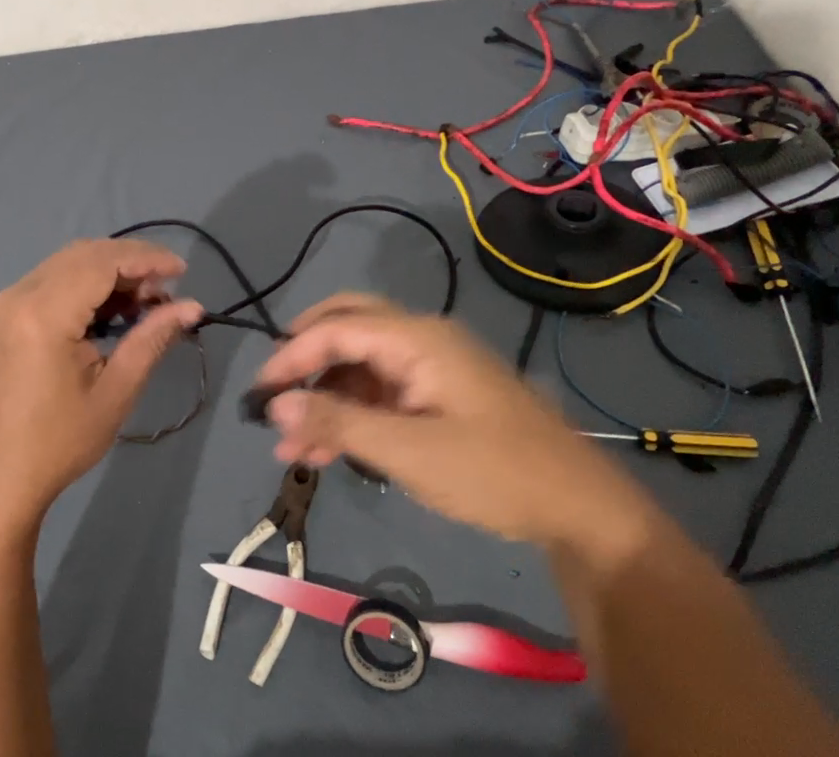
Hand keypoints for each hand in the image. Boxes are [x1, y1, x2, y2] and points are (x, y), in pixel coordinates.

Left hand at [0, 239, 204, 533]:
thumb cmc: (57, 443)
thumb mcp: (114, 392)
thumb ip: (152, 339)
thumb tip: (192, 306)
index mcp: (43, 311)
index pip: (102, 261)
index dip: (146, 258)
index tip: (184, 271)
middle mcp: (18, 295)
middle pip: (82, 255)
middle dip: (128, 263)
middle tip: (166, 293)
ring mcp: (4, 306)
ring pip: (64, 266)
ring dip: (106, 273)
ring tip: (144, 303)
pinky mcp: (1, 320)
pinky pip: (47, 284)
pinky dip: (82, 287)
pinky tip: (109, 313)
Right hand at [254, 294, 658, 555]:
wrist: (581, 510)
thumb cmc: (494, 473)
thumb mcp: (407, 450)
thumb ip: (337, 421)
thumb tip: (275, 403)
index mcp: (417, 340)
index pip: (334, 330)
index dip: (288, 358)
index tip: (257, 396)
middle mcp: (422, 341)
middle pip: (346, 327)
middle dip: (304, 360)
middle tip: (272, 393)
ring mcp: (433, 369)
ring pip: (360, 366)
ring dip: (324, 398)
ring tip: (291, 447)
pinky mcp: (440, 397)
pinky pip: (381, 392)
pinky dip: (350, 415)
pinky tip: (327, 450)